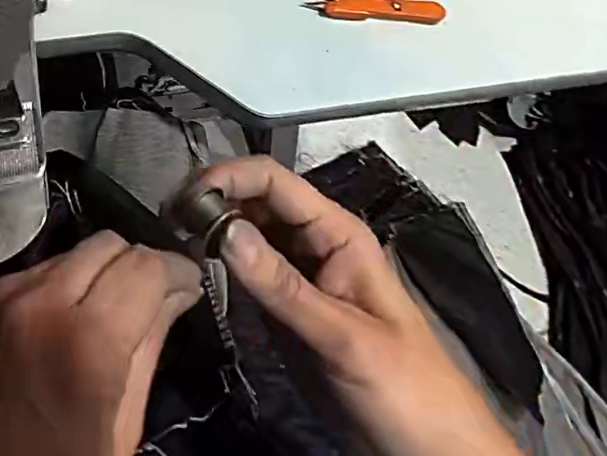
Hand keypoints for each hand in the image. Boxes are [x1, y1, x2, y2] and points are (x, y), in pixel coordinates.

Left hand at [0, 230, 204, 455]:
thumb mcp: (120, 431)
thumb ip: (149, 350)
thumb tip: (176, 295)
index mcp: (86, 340)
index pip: (148, 266)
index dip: (178, 270)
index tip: (192, 284)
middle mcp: (47, 299)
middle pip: (114, 244)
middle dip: (143, 264)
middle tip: (159, 296)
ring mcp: (15, 292)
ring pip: (83, 247)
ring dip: (110, 266)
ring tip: (123, 302)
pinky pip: (53, 263)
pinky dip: (78, 275)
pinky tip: (84, 307)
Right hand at [190, 157, 520, 455]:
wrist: (434, 451)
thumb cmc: (408, 389)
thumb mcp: (345, 336)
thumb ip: (283, 286)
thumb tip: (224, 230)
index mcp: (336, 231)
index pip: (273, 181)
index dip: (228, 178)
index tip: (187, 198)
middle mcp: (314, 243)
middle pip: (256, 200)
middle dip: (214, 200)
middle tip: (171, 218)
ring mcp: (300, 275)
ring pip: (248, 232)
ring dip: (214, 229)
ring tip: (176, 238)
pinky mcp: (288, 307)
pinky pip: (249, 271)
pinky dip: (222, 264)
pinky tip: (200, 267)